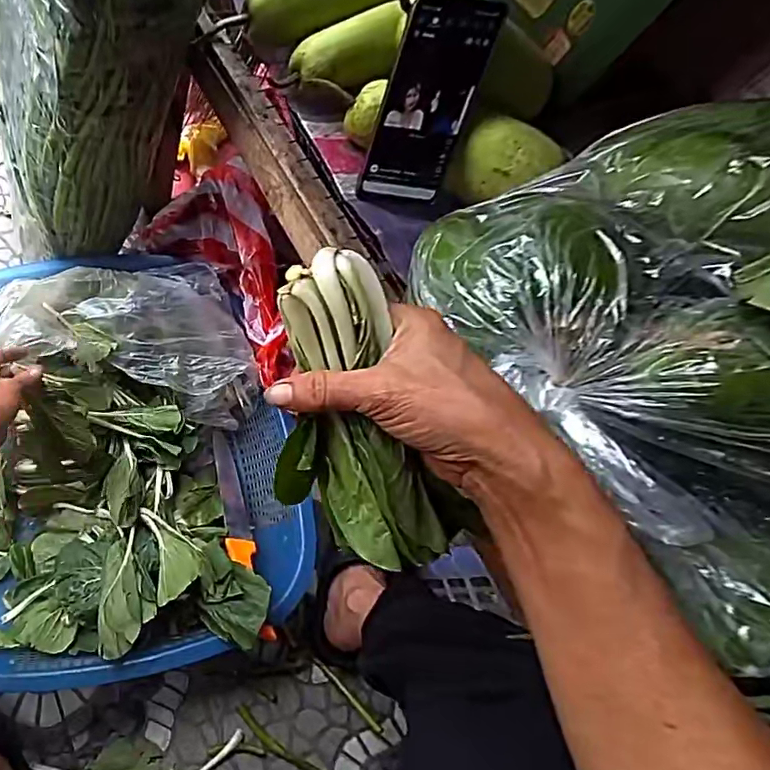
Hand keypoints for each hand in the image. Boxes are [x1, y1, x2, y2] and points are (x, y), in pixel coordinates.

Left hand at [0, 348, 41, 446]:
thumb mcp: (13, 388)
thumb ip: (26, 377)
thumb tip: (38, 368)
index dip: (14, 352)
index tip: (29, 353)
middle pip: (1, 369)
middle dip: (18, 370)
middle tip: (33, 372)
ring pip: (3, 383)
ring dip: (17, 384)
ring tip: (33, 386)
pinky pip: (3, 396)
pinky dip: (14, 395)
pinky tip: (26, 399)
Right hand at [265, 305, 569, 496]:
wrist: (495, 457)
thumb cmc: (447, 406)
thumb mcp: (379, 390)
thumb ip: (325, 389)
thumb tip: (273, 391)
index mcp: (409, 321)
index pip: (353, 312)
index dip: (319, 327)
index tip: (286, 346)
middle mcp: (410, 343)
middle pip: (351, 347)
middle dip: (320, 366)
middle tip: (286, 378)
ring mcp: (411, 376)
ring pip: (358, 377)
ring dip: (331, 391)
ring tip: (295, 398)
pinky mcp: (409, 406)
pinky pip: (367, 401)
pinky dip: (346, 409)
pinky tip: (320, 415)